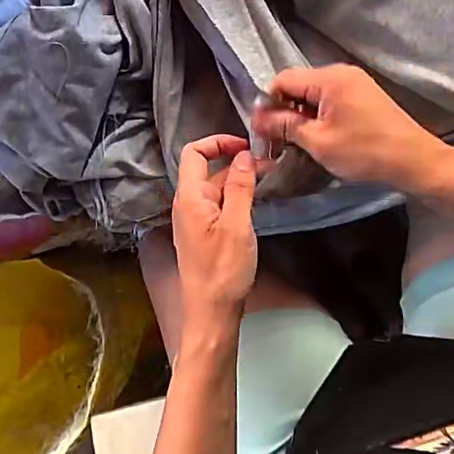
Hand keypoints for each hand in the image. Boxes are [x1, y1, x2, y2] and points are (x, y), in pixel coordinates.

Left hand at [170, 134, 257, 334]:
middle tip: (267, 164)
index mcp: (189, 197)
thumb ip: (239, 187)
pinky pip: (217, 204)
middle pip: (206, 169)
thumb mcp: (237, 225)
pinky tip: (254, 202)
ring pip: (214, 187)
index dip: (218, 142)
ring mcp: (193, 219)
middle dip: (234, 161)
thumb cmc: (223, 270)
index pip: (194, 152)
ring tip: (266, 180)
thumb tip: (243, 155)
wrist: (211, 312)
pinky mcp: (202, 232)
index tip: (246, 145)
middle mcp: (186, 204)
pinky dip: (234, 197)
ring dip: (237, 180)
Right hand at [252, 65, 453, 194]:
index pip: (282, 80)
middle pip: (297, 86)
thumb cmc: (364, 152)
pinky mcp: (362, 96)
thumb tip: (257, 116)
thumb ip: (284, 125)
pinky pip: (328, 99)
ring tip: (293, 142)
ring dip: (299, 116)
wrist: (416, 162)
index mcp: (329, 78)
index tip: (262, 129)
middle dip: (282, 111)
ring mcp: (354, 83)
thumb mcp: (317, 141)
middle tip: (274, 140)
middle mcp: (341, 73)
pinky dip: (316, 116)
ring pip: (311, 94)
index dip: (267, 103)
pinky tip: (315, 137)